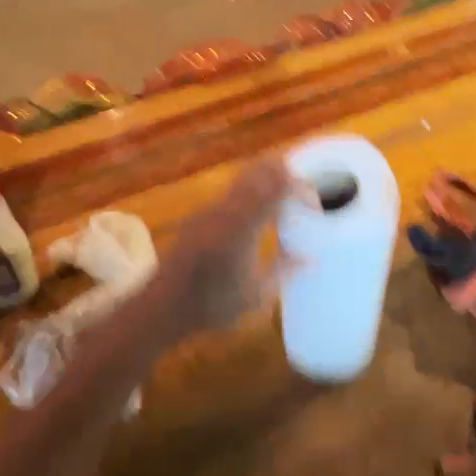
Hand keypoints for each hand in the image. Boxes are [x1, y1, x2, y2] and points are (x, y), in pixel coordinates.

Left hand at [156, 157, 308, 338]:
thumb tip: (310, 258)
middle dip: (286, 174)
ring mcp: (211, 208)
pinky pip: (233, 190)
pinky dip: (252, 191)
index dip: (301, 188)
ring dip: (268, 180)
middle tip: (302, 194)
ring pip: (245, 176)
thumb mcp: (256, 295)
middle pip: (261, 169)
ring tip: (283, 200)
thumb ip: (285, 271)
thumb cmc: (212, 306)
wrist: (162, 306)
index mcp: (245, 225)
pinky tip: (258, 214)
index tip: (313, 204)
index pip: (279, 186)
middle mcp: (227, 208)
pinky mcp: (201, 214)